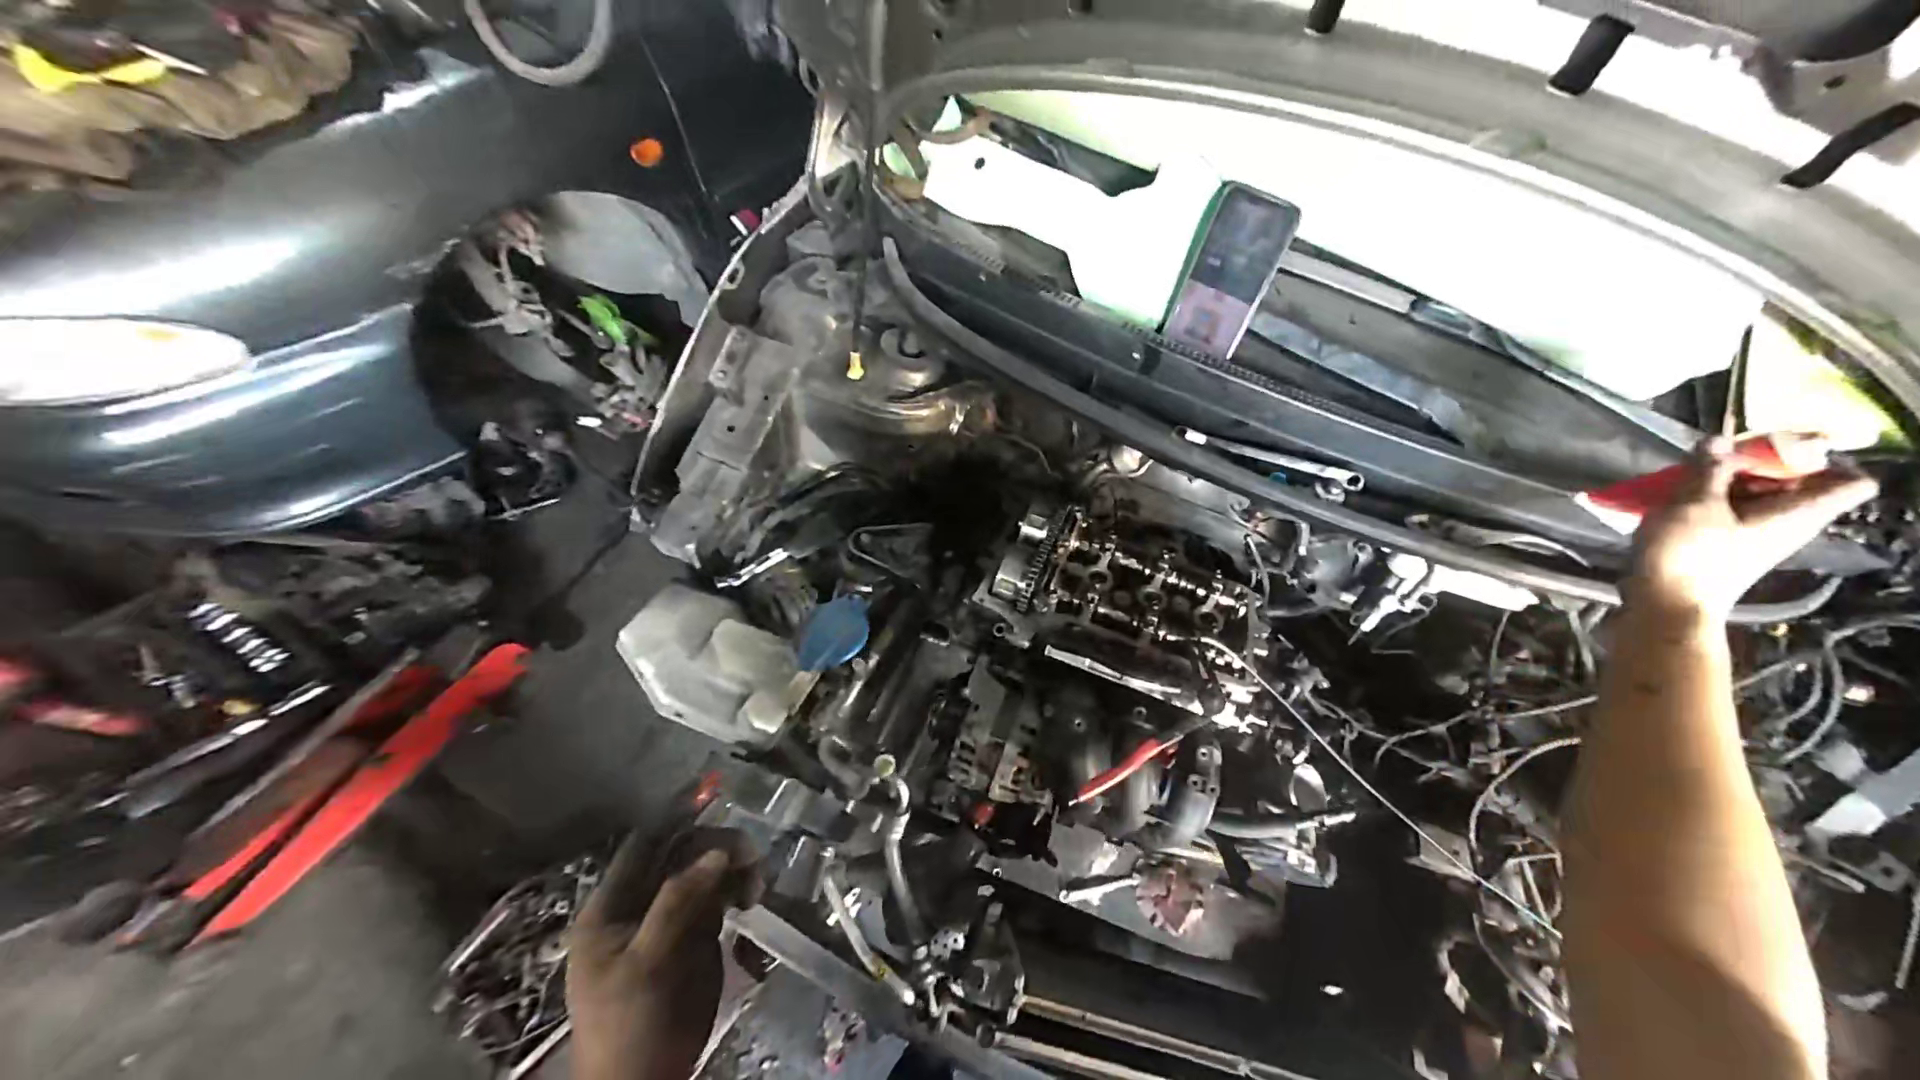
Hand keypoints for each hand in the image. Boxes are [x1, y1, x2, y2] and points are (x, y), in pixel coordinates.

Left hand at [566, 829, 759, 1079]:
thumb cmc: (630, 1025)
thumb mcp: (646, 963)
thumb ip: (678, 902)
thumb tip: (717, 852)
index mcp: (609, 907)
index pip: (642, 845)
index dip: (675, 813)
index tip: (711, 788)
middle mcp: (639, 903)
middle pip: (680, 854)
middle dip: (716, 846)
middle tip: (750, 855)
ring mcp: (669, 918)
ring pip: (704, 872)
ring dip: (733, 867)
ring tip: (757, 882)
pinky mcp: (695, 935)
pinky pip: (719, 896)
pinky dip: (738, 888)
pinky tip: (754, 896)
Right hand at [1629, 434, 1877, 620]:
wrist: (1667, 604)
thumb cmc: (1690, 554)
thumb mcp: (1694, 504)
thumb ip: (1708, 470)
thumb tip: (1717, 441)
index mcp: (1800, 512)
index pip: (1851, 480)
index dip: (1821, 459)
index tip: (1772, 452)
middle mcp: (1789, 523)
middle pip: (1797, 482)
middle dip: (1757, 466)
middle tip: (1714, 460)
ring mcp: (1758, 537)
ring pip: (1758, 497)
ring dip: (1724, 483)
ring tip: (1685, 481)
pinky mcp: (1730, 547)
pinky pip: (1732, 514)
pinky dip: (1710, 503)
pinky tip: (1676, 503)